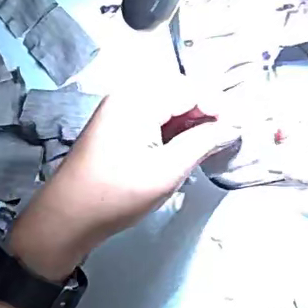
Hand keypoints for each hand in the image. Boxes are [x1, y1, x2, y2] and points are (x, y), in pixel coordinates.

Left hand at [8, 76, 237, 280]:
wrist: (68, 217)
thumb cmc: (117, 194)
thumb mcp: (168, 170)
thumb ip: (204, 142)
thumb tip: (232, 127)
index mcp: (137, 99)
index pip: (190, 90)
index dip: (218, 106)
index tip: (240, 127)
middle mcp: (127, 96)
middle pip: (180, 93)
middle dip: (207, 113)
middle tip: (229, 137)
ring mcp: (120, 110)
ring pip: (169, 107)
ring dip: (192, 123)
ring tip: (212, 145)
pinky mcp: (118, 127)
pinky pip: (155, 118)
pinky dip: (175, 130)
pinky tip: (188, 148)